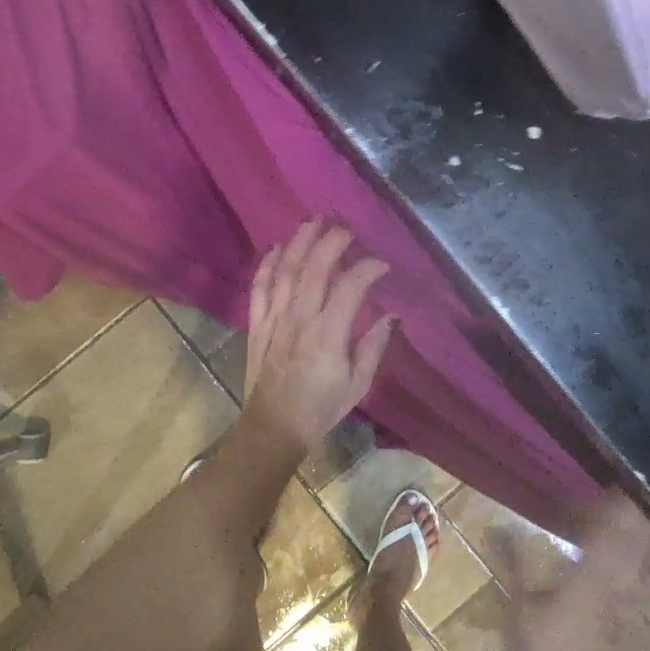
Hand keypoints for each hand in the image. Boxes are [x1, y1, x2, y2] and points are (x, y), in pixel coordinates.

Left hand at [242, 220, 396, 449]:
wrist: (275, 427)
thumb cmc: (321, 408)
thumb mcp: (358, 384)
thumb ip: (373, 347)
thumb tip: (392, 318)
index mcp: (328, 335)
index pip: (350, 287)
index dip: (367, 269)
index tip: (381, 264)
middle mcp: (300, 320)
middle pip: (314, 270)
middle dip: (331, 243)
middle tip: (345, 228)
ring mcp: (275, 320)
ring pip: (286, 272)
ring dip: (299, 244)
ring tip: (313, 222)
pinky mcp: (258, 326)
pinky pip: (259, 290)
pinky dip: (267, 266)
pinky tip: (276, 249)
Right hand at [498, 494, 649, 650]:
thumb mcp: (518, 605)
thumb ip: (512, 562)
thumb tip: (496, 526)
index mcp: (593, 572)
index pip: (613, 526)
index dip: (611, 503)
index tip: (600, 484)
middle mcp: (620, 582)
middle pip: (637, 538)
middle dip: (627, 514)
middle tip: (607, 497)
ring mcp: (631, 603)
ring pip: (642, 559)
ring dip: (630, 537)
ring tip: (610, 523)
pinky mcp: (632, 621)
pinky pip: (638, 580)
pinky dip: (630, 562)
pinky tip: (611, 563)